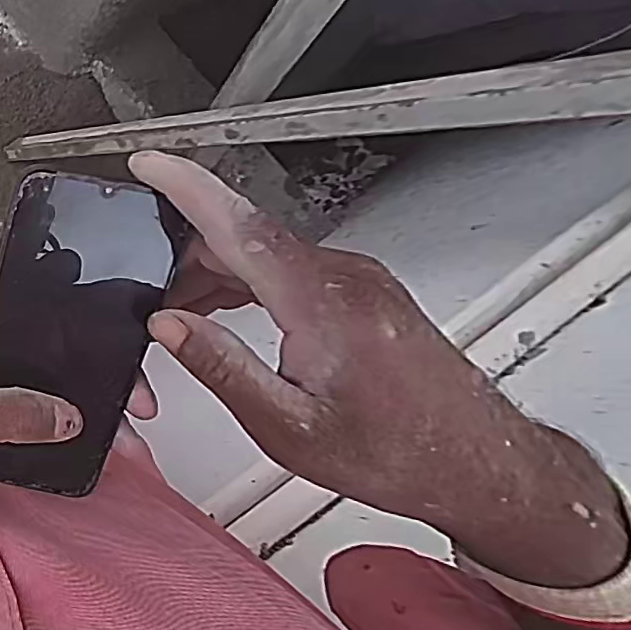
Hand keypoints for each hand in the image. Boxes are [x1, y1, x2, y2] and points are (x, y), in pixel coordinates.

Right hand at [129, 151, 626, 586]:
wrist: (480, 466)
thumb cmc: (396, 454)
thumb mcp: (290, 427)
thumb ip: (221, 367)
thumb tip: (166, 324)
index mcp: (323, 306)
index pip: (240, 226)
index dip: (186, 187)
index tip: (150, 162)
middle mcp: (342, 276)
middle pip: (238, 237)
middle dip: (184, 260)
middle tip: (158, 302)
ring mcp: (353, 275)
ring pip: (257, 249)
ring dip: (211, 273)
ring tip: (188, 317)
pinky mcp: (356, 284)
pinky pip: (281, 262)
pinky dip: (241, 279)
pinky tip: (226, 310)